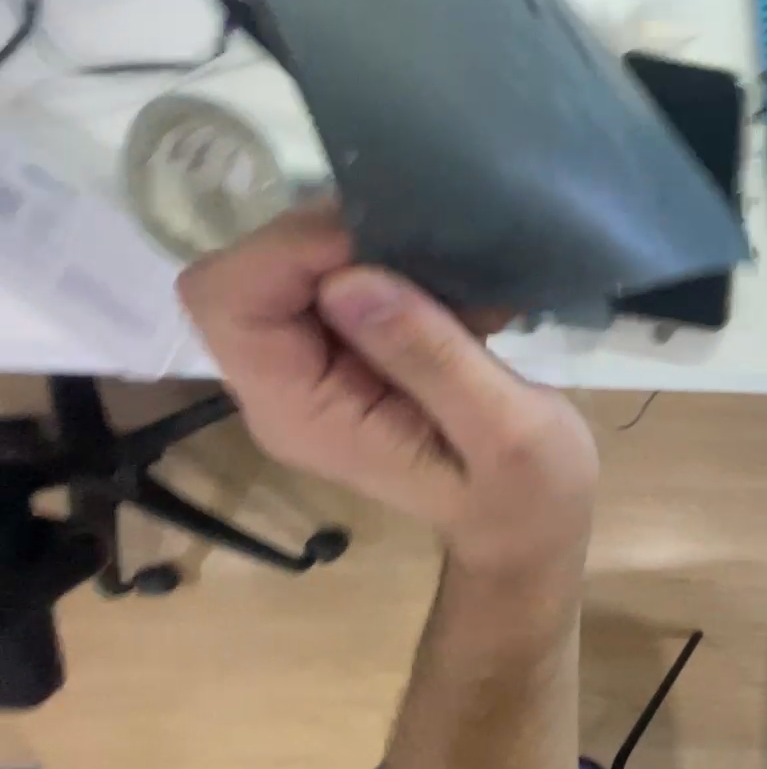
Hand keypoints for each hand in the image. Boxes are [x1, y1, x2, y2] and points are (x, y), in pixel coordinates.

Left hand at [178, 205, 598, 574]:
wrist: (533, 529)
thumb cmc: (532, 496)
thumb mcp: (508, 433)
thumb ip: (436, 362)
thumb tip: (354, 281)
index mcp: (305, 414)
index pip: (232, 299)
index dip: (292, 251)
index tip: (389, 239)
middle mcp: (287, 389)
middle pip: (256, 278)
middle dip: (337, 244)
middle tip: (436, 244)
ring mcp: (319, 376)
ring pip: (302, 275)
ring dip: (377, 255)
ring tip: (462, 273)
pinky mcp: (357, 366)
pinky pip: (349, 295)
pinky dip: (403, 277)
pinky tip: (468, 298)